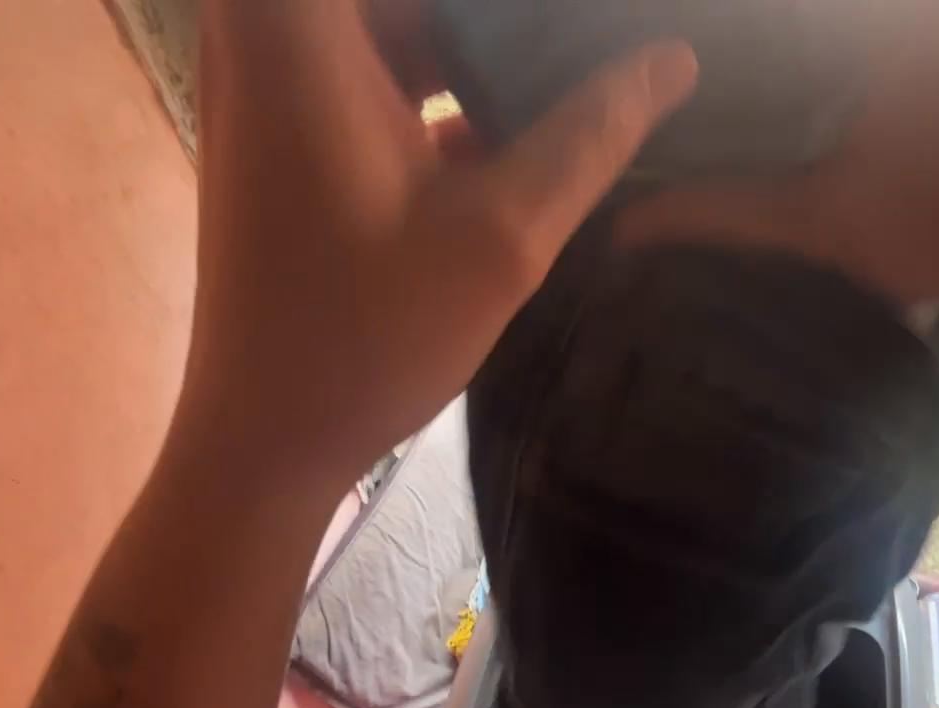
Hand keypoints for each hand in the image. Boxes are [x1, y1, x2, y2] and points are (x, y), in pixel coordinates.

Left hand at [182, 0, 696, 490]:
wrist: (269, 434)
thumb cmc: (370, 338)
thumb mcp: (499, 237)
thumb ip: (588, 138)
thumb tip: (671, 61)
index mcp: (299, 15)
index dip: (528, 17)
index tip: (603, 35)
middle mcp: (267, 23)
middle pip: (424, 3)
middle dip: (516, 32)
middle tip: (604, 55)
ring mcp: (271, 80)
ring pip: (406, 35)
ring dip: (486, 68)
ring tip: (579, 92)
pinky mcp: (286, 135)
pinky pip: (380, 84)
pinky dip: (445, 104)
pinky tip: (520, 141)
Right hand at [618, 0, 938, 322]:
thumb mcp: (815, 218)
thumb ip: (718, 211)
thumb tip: (624, 226)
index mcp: (891, 12)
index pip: (779, 11)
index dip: (722, 19)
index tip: (669, 25)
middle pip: (804, 10)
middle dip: (750, 24)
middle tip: (687, 39)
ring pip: (845, 15)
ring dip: (790, 30)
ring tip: (730, 51)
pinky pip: (884, 23)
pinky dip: (834, 36)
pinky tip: (791, 67)